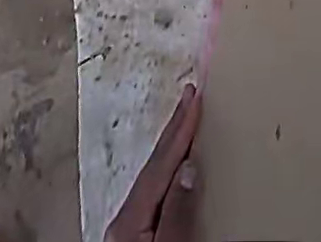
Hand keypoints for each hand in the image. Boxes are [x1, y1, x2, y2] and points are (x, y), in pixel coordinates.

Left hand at [107, 85, 199, 241]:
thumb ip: (178, 215)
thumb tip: (190, 165)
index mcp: (131, 220)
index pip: (161, 164)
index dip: (180, 128)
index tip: (196, 95)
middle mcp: (125, 220)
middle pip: (153, 165)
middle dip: (174, 129)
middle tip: (190, 94)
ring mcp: (127, 231)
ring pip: (153, 176)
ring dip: (171, 146)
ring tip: (186, 120)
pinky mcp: (135, 239)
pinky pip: (155, 189)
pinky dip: (167, 168)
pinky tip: (176, 166)